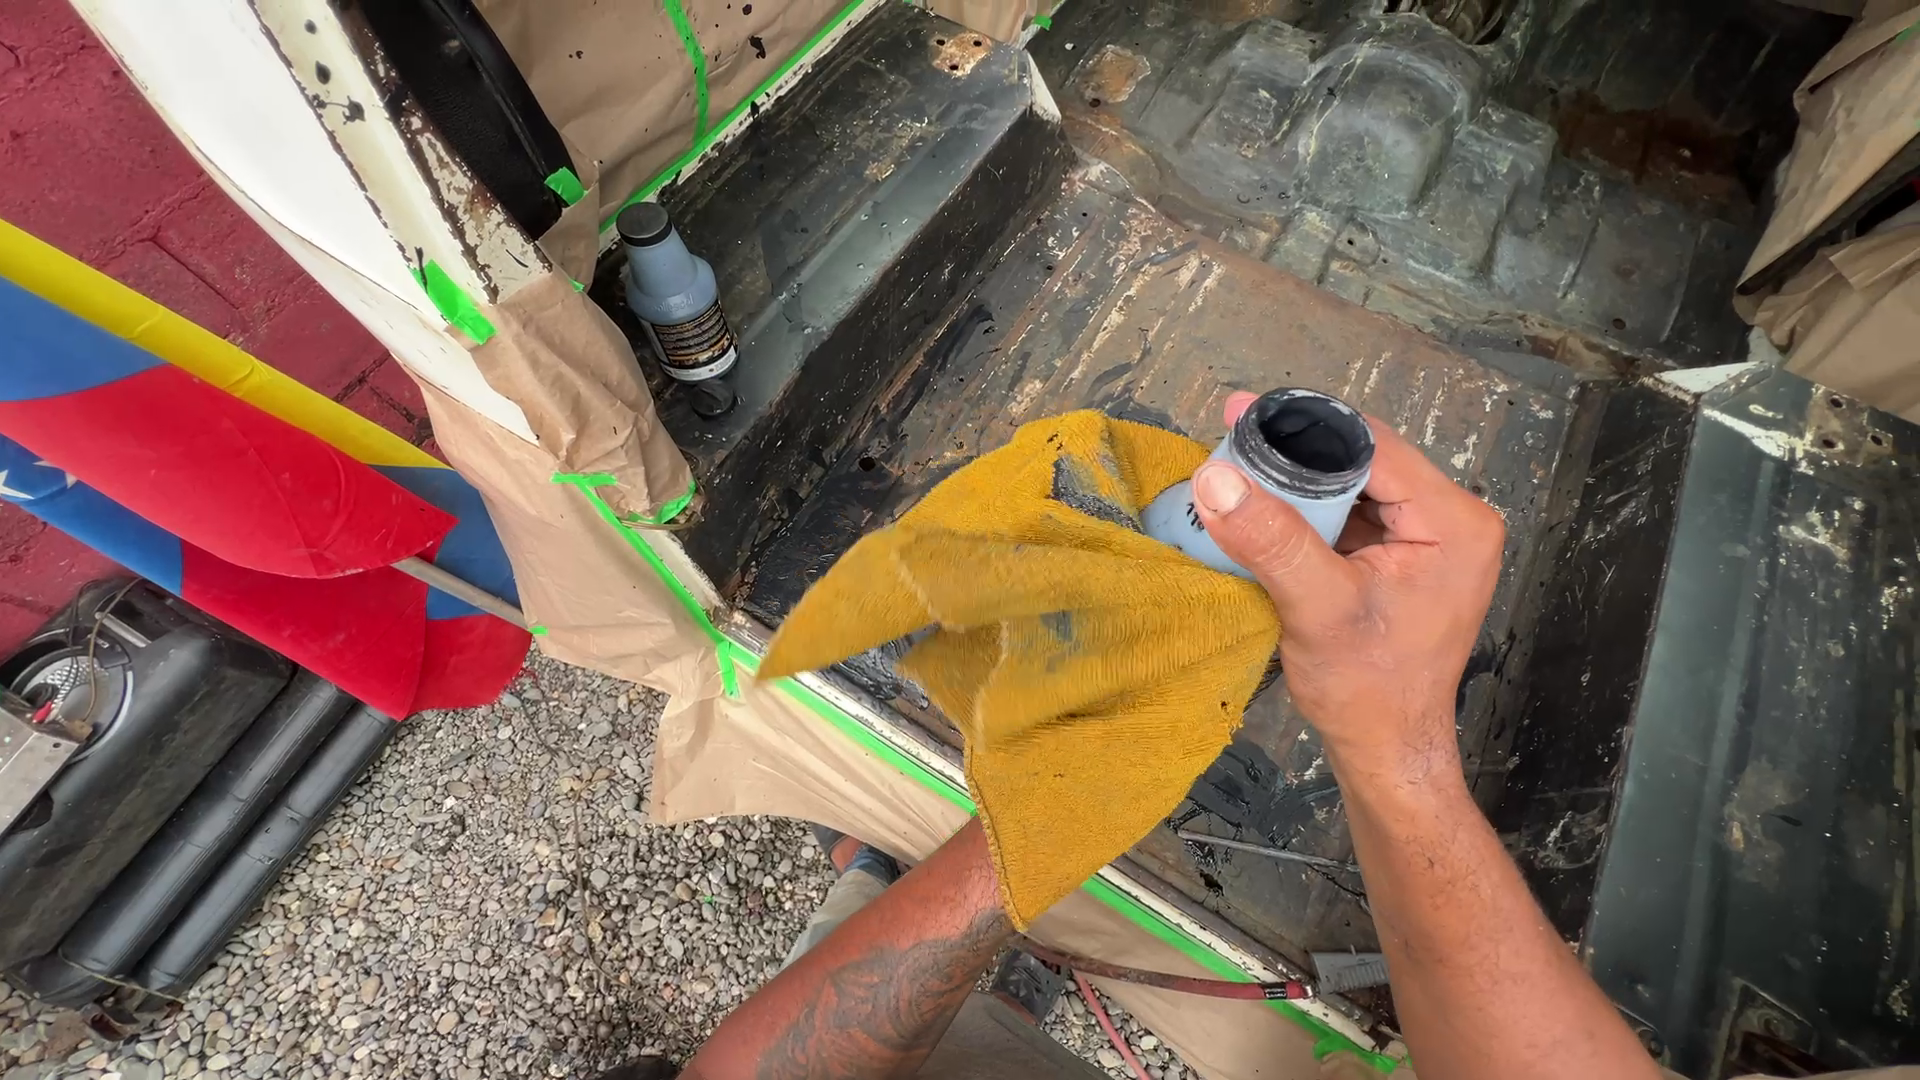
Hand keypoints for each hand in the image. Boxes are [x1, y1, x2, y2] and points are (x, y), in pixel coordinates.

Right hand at [1191, 392, 1503, 792]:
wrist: (1381, 747)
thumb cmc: (1365, 688)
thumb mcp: (1317, 609)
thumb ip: (1271, 541)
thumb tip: (1214, 477)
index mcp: (1452, 521)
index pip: (1372, 446)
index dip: (1303, 426)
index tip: (1237, 412)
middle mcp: (1446, 518)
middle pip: (1357, 460)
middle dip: (1290, 454)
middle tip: (1226, 443)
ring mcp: (1418, 537)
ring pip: (1344, 485)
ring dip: (1288, 482)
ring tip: (1231, 472)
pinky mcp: (1390, 555)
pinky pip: (1339, 513)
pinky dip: (1296, 510)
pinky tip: (1255, 508)